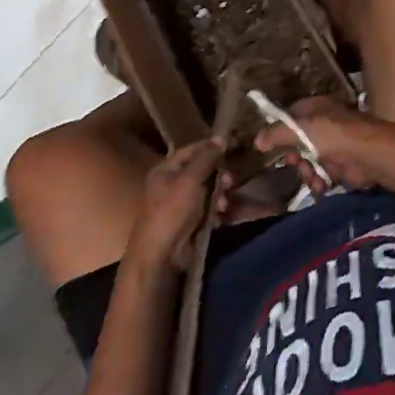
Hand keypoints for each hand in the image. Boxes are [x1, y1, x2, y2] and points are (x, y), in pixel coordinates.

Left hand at [125, 138, 230, 272]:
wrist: (161, 257)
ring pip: (209, 190)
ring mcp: (181, 204)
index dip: (211, 146)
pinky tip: (222, 216)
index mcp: (166, 170)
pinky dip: (217, 210)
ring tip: (224, 204)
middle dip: (219, 175)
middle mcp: (172, 184)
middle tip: (230, 181)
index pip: (192, 150)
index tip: (234, 145)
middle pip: (203, 170)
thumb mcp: (189, 180)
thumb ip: (206, 157)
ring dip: (220, 195)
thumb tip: (220, 137)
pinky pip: (209, 208)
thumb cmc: (172, 211)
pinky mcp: (190, 222)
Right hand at [254, 96, 387, 193]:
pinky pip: (321, 173)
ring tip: (311, 177)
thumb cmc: (332, 134)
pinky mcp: (340, 164)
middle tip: (293, 163)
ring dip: (306, 172)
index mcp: (315, 108)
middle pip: (298, 142)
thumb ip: (276, 134)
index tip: (267, 146)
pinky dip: (319, 181)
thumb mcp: (299, 129)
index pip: (290, 116)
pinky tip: (321, 186)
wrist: (367, 154)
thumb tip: (257, 141)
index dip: (278, 130)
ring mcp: (333, 144)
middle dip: (294, 156)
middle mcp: (323, 124)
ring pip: (308, 160)